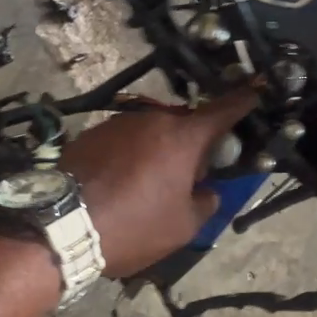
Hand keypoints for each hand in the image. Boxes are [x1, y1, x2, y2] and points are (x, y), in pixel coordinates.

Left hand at [62, 88, 257, 277]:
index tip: (257, 89)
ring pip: (153, 132)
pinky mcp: (93, 132)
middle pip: (185, 125)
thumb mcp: (182, 226)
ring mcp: (120, 122)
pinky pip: (125, 140)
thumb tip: (207, 190)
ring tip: (150, 187)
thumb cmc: (133, 226)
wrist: (59, 226)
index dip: (244, 101)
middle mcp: (153, 119)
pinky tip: (121, 184)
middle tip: (192, 176)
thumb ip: (205, 202)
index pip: (224, 110)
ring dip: (160, 151)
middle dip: (194, 145)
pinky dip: (132, 156)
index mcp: (183, 137)